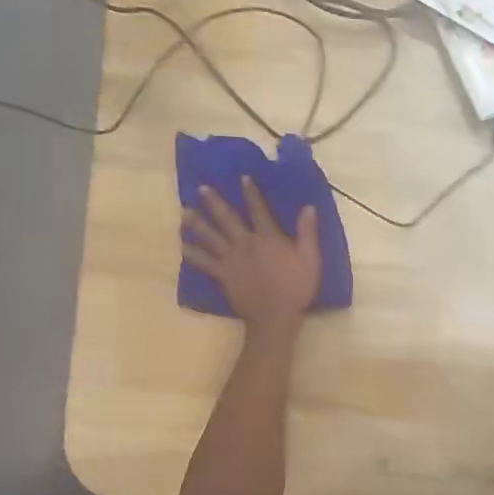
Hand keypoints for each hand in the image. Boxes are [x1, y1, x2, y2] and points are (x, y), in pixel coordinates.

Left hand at [183, 177, 322, 337]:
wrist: (275, 317)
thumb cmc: (296, 288)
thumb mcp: (310, 259)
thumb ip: (308, 233)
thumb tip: (308, 207)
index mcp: (268, 238)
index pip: (258, 210)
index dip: (251, 193)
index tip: (243, 177)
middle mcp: (246, 244)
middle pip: (227, 219)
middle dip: (214, 202)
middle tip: (200, 188)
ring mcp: (231, 260)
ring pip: (210, 237)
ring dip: (196, 224)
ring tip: (184, 212)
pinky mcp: (223, 275)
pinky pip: (204, 262)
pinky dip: (193, 254)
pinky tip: (182, 246)